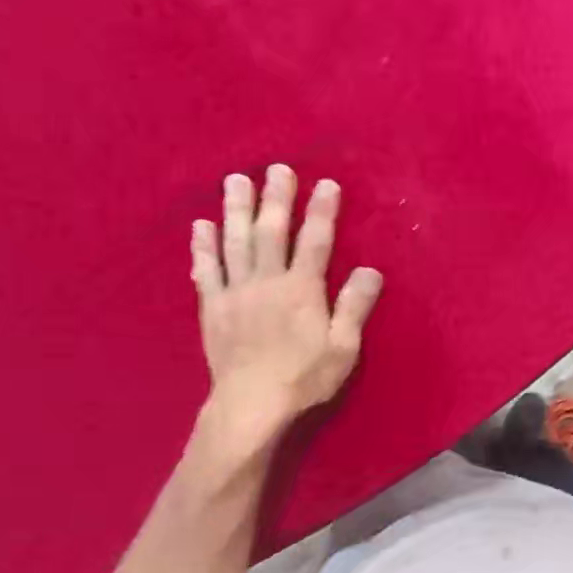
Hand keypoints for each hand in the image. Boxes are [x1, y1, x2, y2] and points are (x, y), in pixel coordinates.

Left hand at [189, 165, 381, 434]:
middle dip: (276, 197)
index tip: (327, 184)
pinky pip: (206, 270)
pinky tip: (201, 226)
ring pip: (235, 242)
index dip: (322, 211)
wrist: (251, 405)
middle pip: (271, 231)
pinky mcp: (213, 307)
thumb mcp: (343, 348)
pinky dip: (203, 247)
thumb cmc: (303, 378)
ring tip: (235, 180)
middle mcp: (267, 281)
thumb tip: (371, 270)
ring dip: (236, 209)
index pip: (315, 241)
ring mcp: (236, 292)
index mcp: (301, 289)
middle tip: (277, 168)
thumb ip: (354, 307)